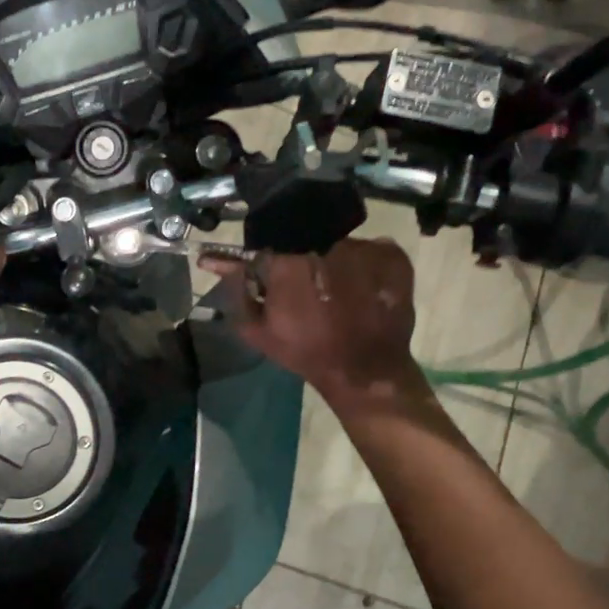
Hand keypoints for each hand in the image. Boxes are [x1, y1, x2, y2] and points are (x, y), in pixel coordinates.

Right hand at [200, 237, 419, 411]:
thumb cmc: (306, 351)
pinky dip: (366, 264)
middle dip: (302, 255)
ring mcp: (364, 245)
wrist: (365, 371)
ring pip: (339, 242)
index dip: (269, 254)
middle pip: (306, 236)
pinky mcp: (392, 254)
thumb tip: (217, 262)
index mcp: (288, 256)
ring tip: (339, 288)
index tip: (271, 270)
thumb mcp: (257, 328)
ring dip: (334, 259)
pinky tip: (364, 288)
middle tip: (307, 283)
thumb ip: (236, 289)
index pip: (270, 236)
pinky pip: (372, 249)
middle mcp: (325, 240)